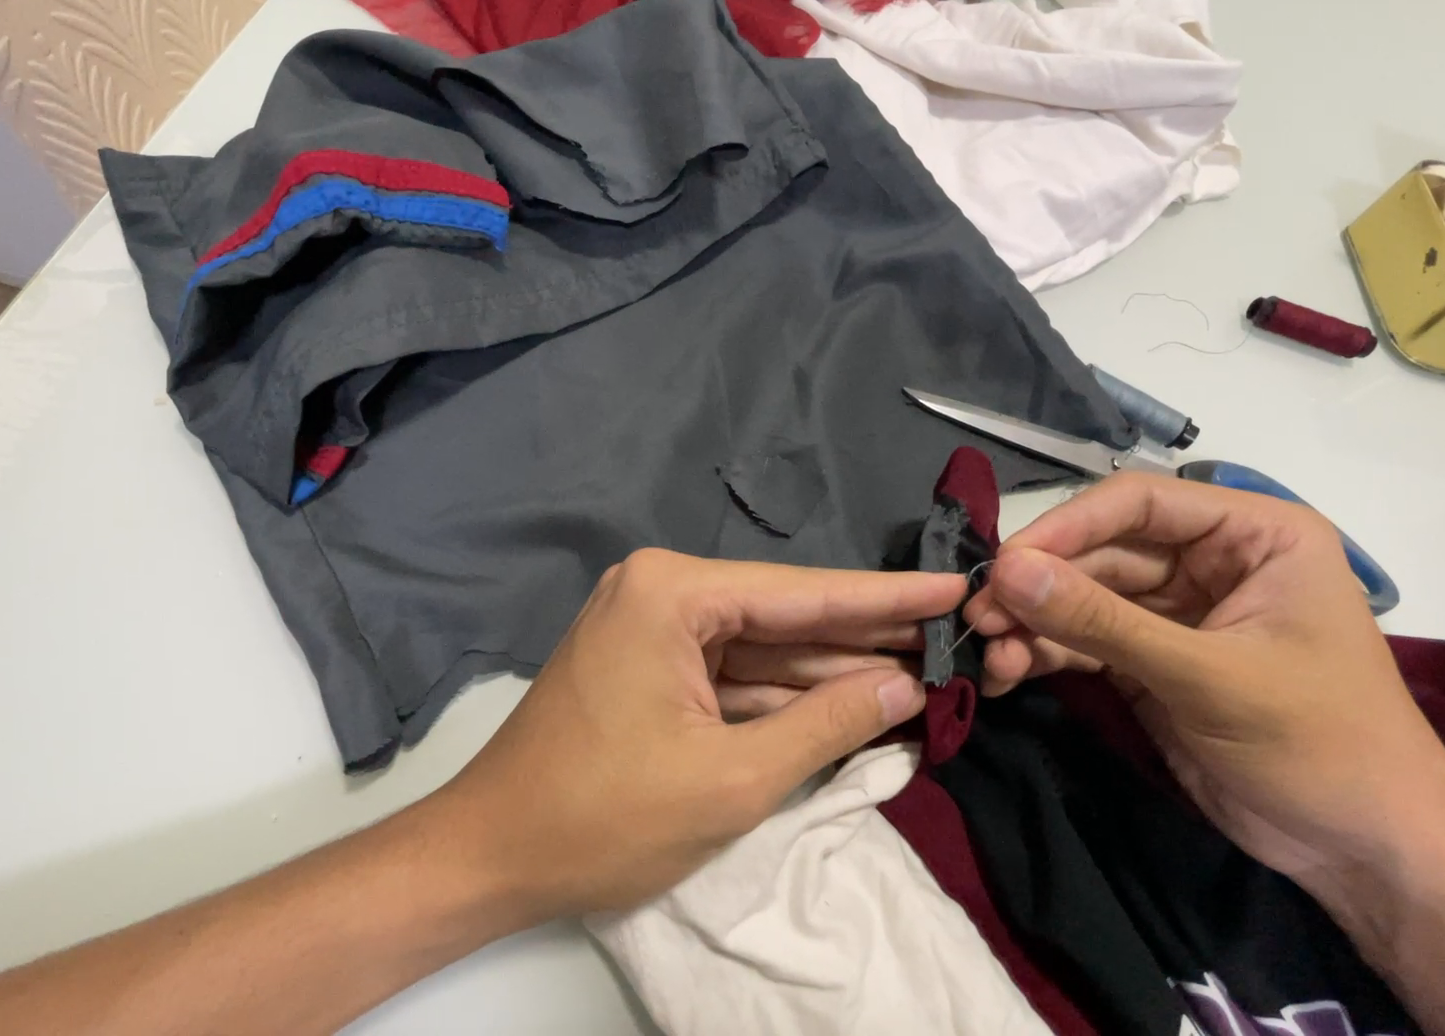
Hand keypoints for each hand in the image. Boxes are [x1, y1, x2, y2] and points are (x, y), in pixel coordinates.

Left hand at [429, 550, 961, 920]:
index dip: (886, 598)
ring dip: (829, 669)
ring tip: (920, 671)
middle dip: (863, 638)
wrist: (490, 855)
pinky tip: (849, 701)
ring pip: (761, 647)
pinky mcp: (648, 663)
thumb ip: (825, 724)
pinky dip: (783, 695)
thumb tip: (904, 688)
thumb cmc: (604, 817)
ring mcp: (651, 626)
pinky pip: (730, 673)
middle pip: (784, 616)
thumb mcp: (731, 779)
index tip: (954, 589)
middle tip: (951, 638)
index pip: (803, 593)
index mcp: (673, 593)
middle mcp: (661, 590)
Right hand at [961, 472, 1444, 889]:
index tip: (1006, 563)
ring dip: (1030, 624)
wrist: (1364, 854)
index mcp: (1252, 536)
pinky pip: (1080, 642)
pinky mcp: (1146, 661)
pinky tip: (1004, 672)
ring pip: (1080, 599)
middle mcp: (1207, 563)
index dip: (1066, 526)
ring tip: (986, 653)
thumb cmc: (1318, 745)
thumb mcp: (1206, 677)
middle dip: (1038, 586)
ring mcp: (1172, 614)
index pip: (1139, 503)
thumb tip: (1006, 570)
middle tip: (979, 616)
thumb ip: (1101, 622)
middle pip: (1098, 553)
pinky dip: (1040, 654)